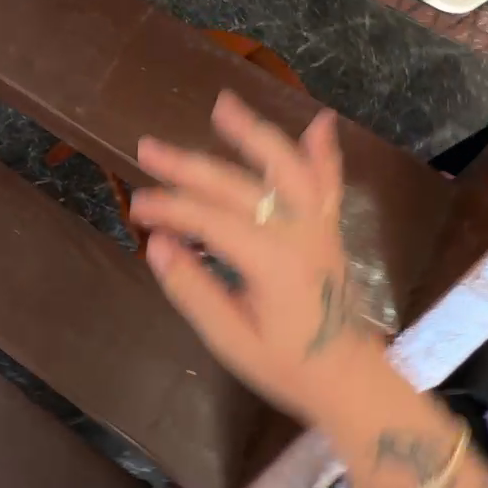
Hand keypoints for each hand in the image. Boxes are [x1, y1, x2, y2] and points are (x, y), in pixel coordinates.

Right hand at [130, 91, 377, 418]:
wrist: (352, 383)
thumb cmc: (287, 367)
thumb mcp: (229, 339)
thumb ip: (192, 288)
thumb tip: (156, 242)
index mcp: (271, 261)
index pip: (207, 218)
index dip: (168, 208)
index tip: (135, 208)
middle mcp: (299, 232)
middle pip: (236, 184)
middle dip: (187, 165)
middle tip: (147, 148)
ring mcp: (320, 225)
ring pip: (286, 166)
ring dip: (252, 132)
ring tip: (223, 103)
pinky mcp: (331, 228)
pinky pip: (329, 182)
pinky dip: (323, 151)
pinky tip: (319, 120)